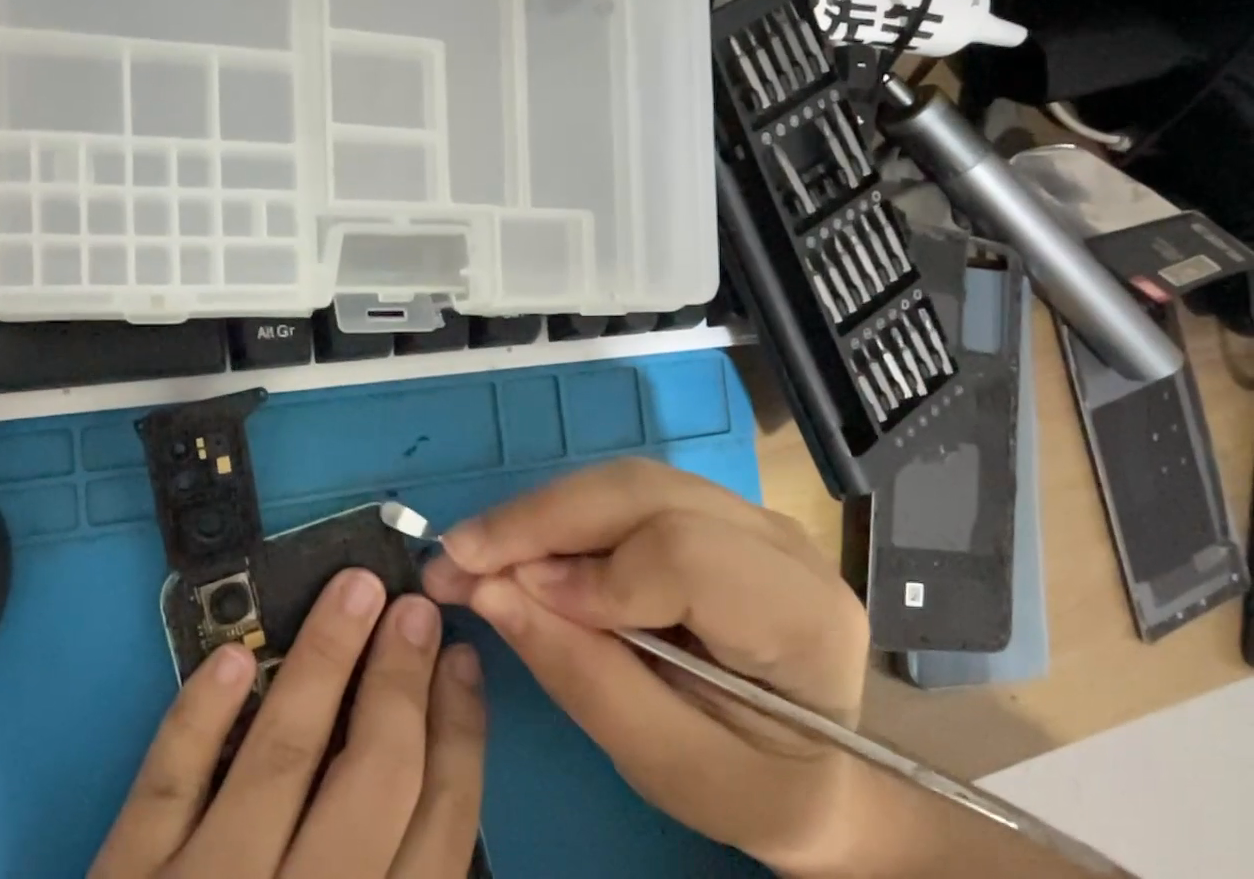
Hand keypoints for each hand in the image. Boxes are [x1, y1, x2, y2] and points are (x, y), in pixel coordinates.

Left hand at [91, 568, 486, 878]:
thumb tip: (443, 800)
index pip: (438, 828)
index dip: (459, 735)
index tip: (464, 663)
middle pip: (370, 778)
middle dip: (401, 683)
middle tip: (415, 607)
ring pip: (277, 760)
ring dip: (322, 665)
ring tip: (353, 593)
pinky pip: (165, 787)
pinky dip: (199, 719)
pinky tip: (237, 657)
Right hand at [422, 459, 870, 874]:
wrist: (807, 765)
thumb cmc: (747, 781)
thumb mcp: (666, 762)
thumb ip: (582, 675)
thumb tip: (488, 591)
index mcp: (801, 620)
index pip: (684, 556)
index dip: (589, 575)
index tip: (513, 604)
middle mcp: (780, 544)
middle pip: (641, 493)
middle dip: (535, 520)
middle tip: (454, 558)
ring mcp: (744, 516)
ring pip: (620, 481)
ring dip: (537, 514)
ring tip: (476, 555)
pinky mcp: (706, 510)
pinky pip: (617, 492)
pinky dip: (556, 517)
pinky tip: (519, 549)